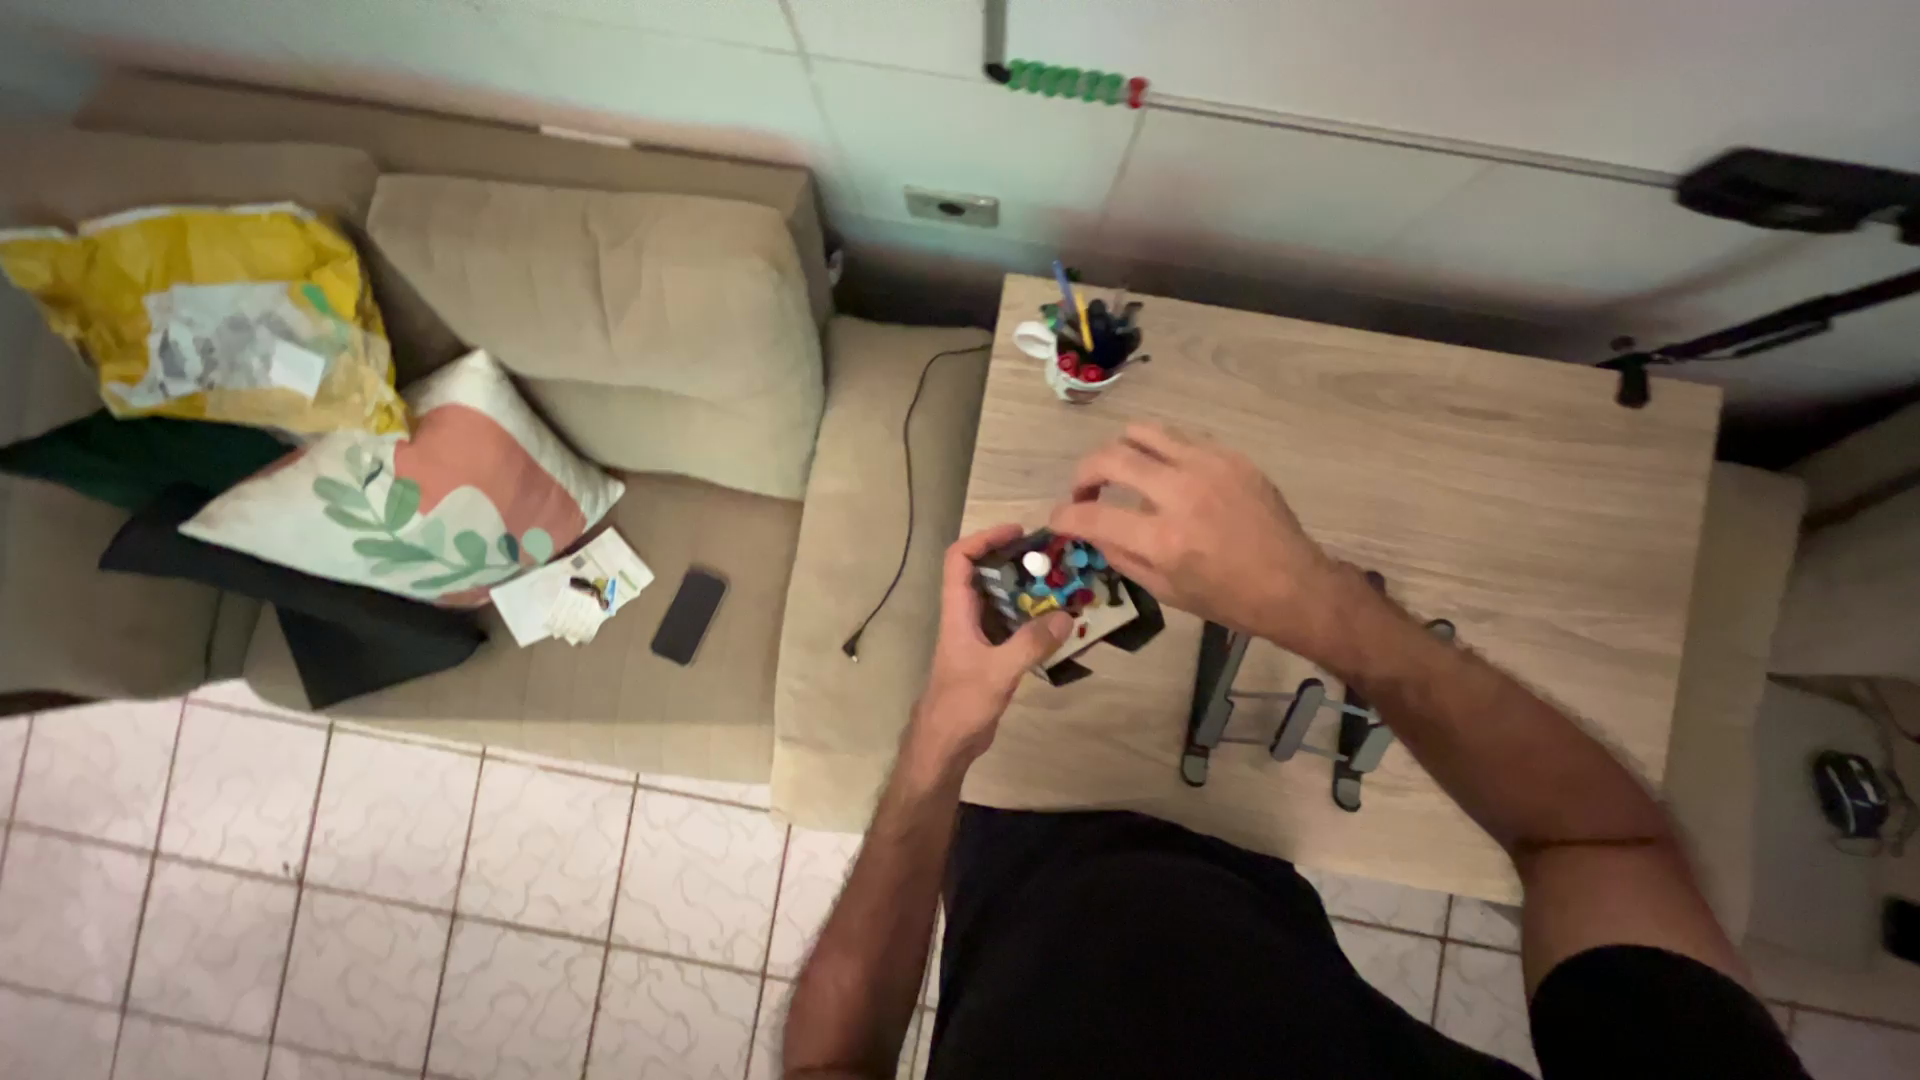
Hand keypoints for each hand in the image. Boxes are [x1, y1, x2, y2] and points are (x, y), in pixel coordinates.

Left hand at [907, 524, 1072, 764]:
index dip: (984, 539)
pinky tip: (1059, 623)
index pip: (960, 560)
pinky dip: (1033, 619)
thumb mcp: (997, 672)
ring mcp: (979, 636)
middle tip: (1054, 559)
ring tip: (1063, 585)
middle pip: (985, 574)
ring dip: (1028, 591)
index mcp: (957, 612)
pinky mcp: (991, 655)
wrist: (945, 744)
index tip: (1018, 533)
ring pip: (1002, 601)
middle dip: (1016, 561)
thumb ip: (1030, 643)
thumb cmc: (960, 704)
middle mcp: (966, 617)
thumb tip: (1066, 616)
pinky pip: (1013, 625)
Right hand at [1048, 422, 1357, 655]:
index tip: (1057, 520)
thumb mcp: (1163, 590)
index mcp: (1163, 539)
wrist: (1292, 584)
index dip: (1063, 517)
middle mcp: (1181, 493)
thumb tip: (1090, 531)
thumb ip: (1119, 555)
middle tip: (1085, 492)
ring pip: (1143, 432)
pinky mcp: (1230, 457)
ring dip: (1120, 452)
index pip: (1091, 515)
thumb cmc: (1225, 598)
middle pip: (1110, 458)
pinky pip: (1180, 439)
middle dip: (1083, 474)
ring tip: (1122, 473)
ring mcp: (1209, 467)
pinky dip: (1159, 454)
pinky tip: (1166, 476)